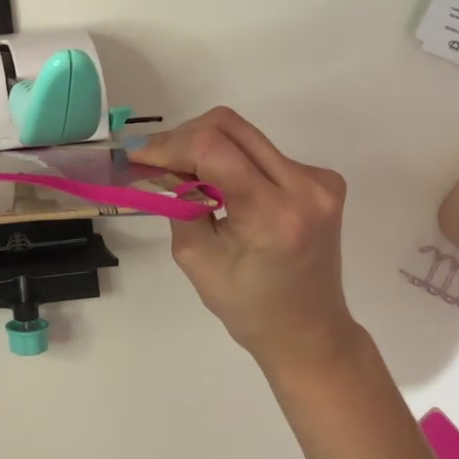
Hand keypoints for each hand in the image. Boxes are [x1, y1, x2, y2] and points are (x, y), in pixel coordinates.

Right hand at [131, 108, 357, 371]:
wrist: (308, 331)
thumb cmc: (247, 306)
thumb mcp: (195, 257)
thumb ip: (179, 203)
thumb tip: (160, 164)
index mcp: (272, 215)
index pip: (211, 149)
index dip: (168, 145)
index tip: (136, 157)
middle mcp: (303, 188)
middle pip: (229, 126)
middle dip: (182, 138)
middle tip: (154, 162)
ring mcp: (319, 180)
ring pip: (244, 134)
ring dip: (205, 147)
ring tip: (182, 175)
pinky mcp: (322, 180)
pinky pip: (262, 151)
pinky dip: (231, 160)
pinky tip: (221, 188)